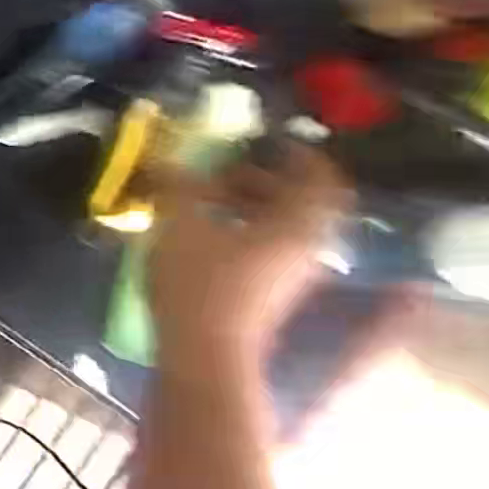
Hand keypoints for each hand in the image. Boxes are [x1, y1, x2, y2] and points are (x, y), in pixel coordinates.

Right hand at [147, 143, 351, 371]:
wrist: (203, 349)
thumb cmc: (197, 281)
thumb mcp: (179, 225)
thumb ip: (177, 187)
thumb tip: (168, 157)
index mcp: (297, 226)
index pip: (320, 180)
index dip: (299, 155)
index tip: (269, 140)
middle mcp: (306, 247)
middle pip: (300, 203)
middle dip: (263, 179)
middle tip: (221, 168)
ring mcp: (289, 272)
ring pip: (281, 226)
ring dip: (249, 204)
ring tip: (203, 197)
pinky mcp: (267, 290)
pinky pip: (266, 245)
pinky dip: (242, 227)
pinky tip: (203, 229)